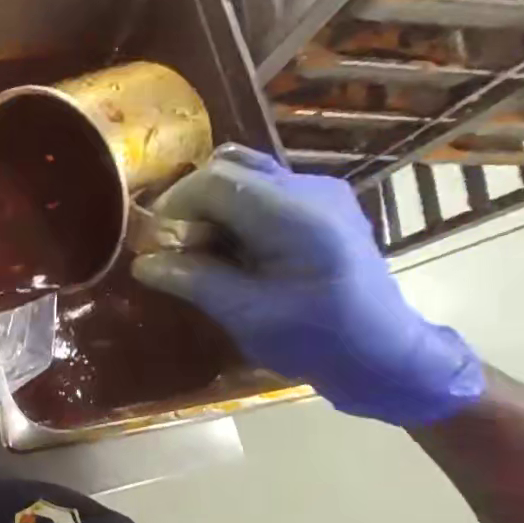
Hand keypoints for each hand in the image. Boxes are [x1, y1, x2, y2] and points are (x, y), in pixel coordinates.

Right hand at [130, 145, 482, 426]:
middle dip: (192, 204)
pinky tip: (236, 253)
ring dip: (214, 209)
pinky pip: (266, 193)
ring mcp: (322, 192)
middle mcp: (310, 188)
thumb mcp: (247, 316)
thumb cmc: (316, 341)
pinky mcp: (324, 206)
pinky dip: (238, 215)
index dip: (174, 205)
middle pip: (230, 168)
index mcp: (295, 215)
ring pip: (247, 176)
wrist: (382, 354)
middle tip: (178, 248)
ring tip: (205, 253)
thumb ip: (193, 281)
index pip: (215, 180)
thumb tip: (141, 263)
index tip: (155, 243)